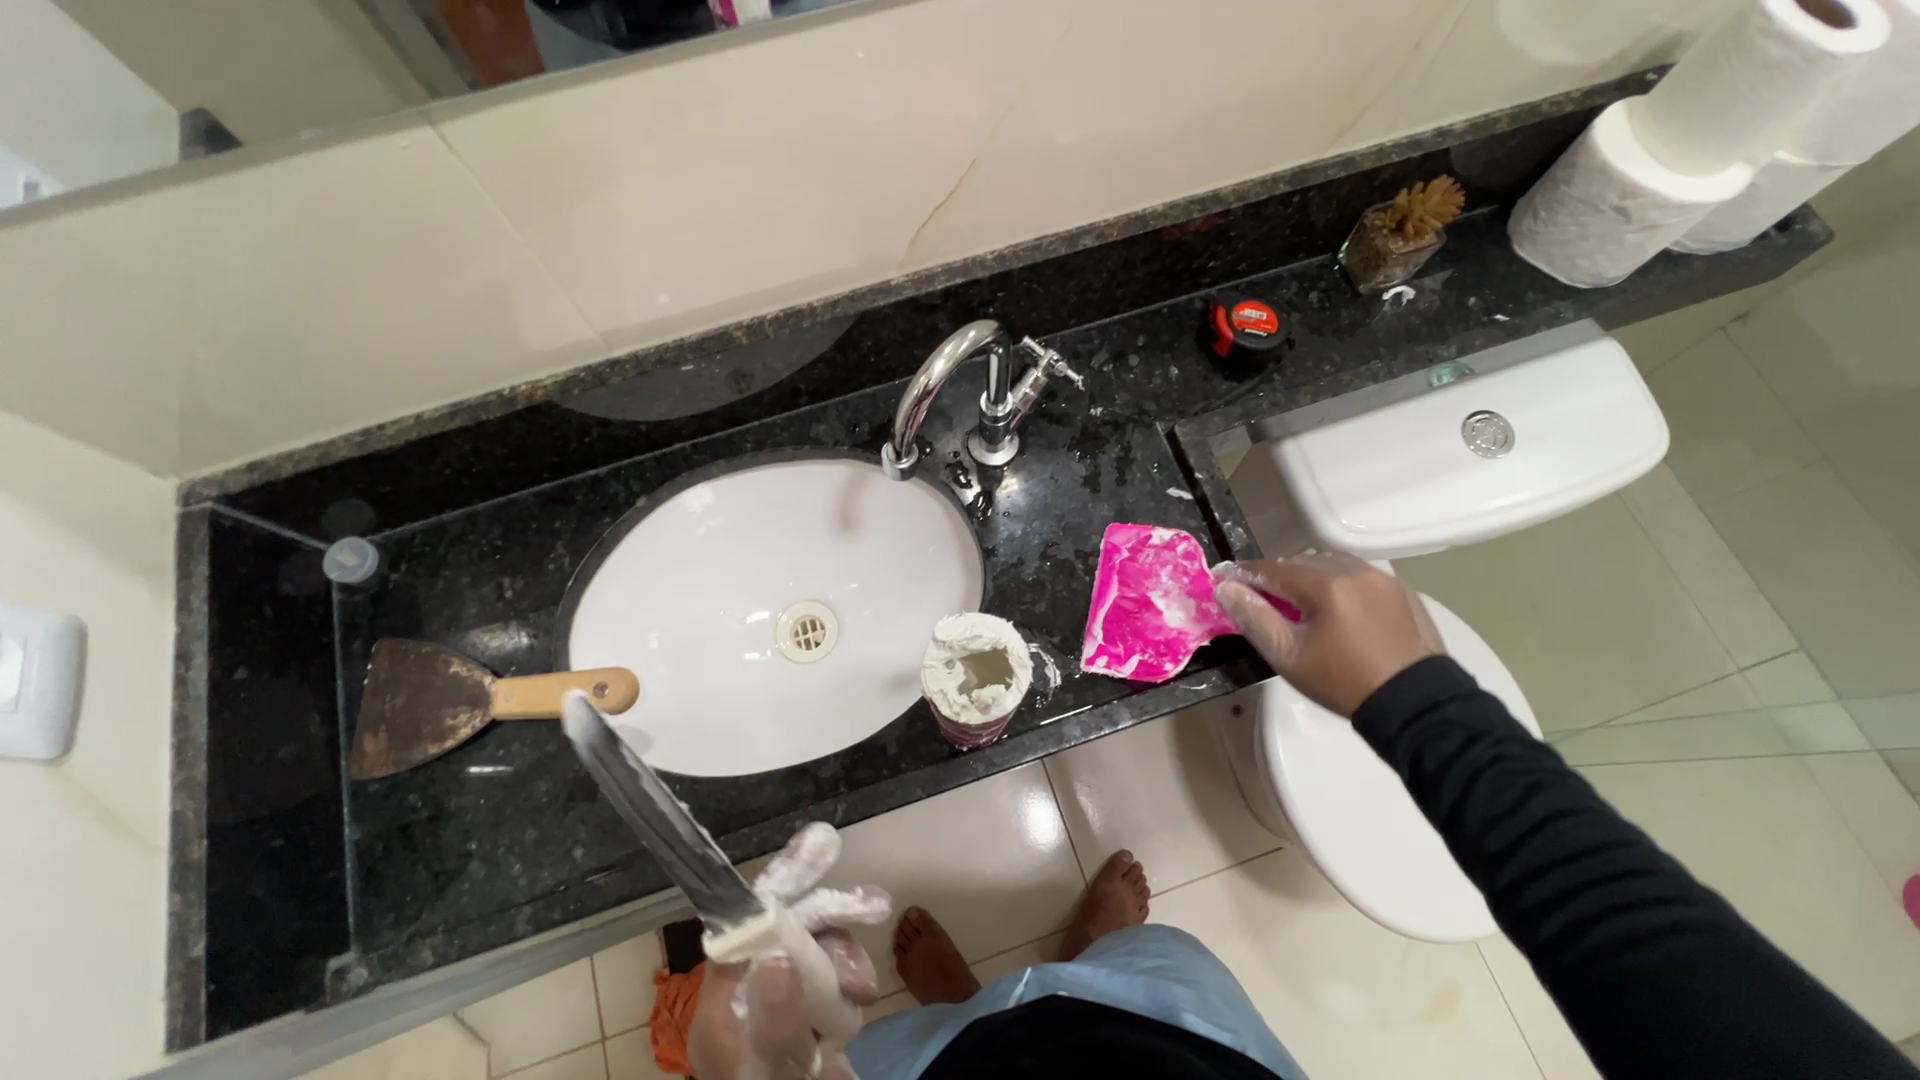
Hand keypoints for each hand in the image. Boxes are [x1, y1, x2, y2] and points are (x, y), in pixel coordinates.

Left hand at [688, 823, 891, 1079]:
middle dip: (833, 914)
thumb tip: (781, 953)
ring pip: (822, 952)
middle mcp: (752, 991)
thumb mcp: (769, 1073)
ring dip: (847, 961)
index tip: (819, 847)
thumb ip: (778, 1021)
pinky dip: (854, 986)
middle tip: (874, 905)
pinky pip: (838, 983)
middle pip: (793, 926)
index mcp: (725, 997)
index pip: (749, 919)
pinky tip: (860, 1001)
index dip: (785, 880)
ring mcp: (784, 1005)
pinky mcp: (813, 1020)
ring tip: (860, 991)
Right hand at [1213, 552, 1445, 716]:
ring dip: (1310, 578)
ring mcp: (1384, 579)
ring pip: (1333, 566)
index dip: (1244, 574)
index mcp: (1325, 584)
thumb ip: (1254, 618)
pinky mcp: (1403, 593)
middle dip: (1278, 576)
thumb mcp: (1288, 656)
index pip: (1272, 569)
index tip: (1224, 579)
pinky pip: (1360, 578)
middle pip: (1302, 562)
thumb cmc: (1344, 682)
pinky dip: (1340, 586)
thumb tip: (1226, 588)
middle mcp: (1355, 571)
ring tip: (1300, 604)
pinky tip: (1337, 611)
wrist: (1416, 704)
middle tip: (1261, 598)